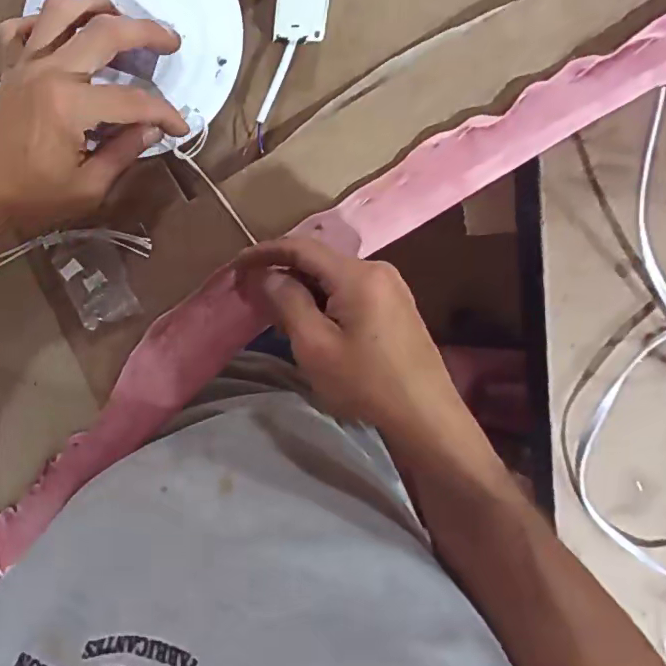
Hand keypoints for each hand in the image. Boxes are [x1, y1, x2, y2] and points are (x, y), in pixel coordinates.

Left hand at [0, 0, 188, 238]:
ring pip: (61, 11)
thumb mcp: (88, 188)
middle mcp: (48, 73)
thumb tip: (153, 129)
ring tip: (120, 19)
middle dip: (147, 32)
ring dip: (96, 6)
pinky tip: (62, 34)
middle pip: (105, 31)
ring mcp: (25, 65)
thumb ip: (124, 152)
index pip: (133, 100)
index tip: (179, 127)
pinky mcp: (9, 69)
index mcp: (69, 106)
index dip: (164, 113)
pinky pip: (21, 28)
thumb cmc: (31, 199)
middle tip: (170, 42)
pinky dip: (42, 23)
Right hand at [233, 237, 499, 469]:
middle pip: (318, 260)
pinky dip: (323, 299)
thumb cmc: (366, 383)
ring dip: (302, 289)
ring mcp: (391, 287)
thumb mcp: (315, 345)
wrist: (427, 418)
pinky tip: (311, 322)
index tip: (237, 266)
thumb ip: (287, 301)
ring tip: (277, 314)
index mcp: (358, 274)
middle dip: (282, 273)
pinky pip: (349, 290)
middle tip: (253, 295)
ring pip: (333, 277)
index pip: (301, 247)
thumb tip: (267, 274)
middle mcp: (378, 269)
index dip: (264, 252)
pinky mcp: (396, 306)